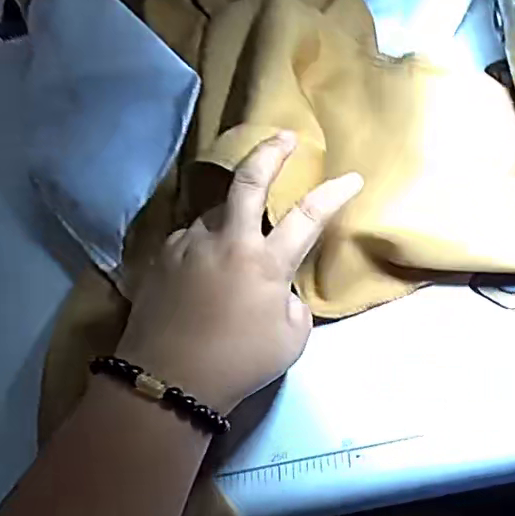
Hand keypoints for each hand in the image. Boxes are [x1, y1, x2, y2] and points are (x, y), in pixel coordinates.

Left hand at [114, 132, 361, 412]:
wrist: (170, 378)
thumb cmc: (242, 361)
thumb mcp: (291, 337)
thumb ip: (292, 300)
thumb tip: (278, 286)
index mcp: (265, 262)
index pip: (309, 217)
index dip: (334, 194)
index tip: (353, 178)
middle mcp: (226, 240)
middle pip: (248, 180)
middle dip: (270, 152)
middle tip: (285, 137)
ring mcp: (188, 243)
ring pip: (217, 213)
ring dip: (234, 215)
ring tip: (241, 237)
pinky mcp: (162, 256)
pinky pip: (193, 238)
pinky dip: (209, 244)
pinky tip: (209, 266)